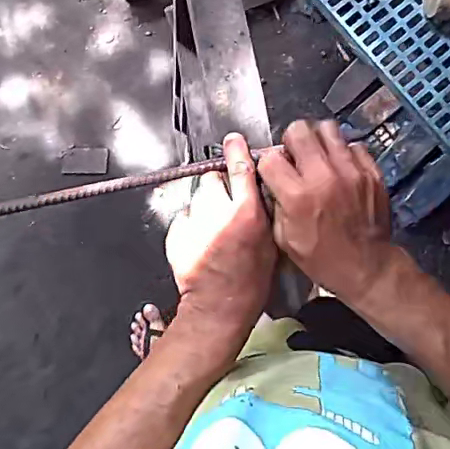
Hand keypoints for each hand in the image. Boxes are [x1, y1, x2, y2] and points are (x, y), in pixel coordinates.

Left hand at [165, 134, 276, 336]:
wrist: (219, 307)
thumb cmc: (250, 282)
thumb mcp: (272, 243)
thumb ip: (265, 211)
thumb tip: (262, 189)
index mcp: (247, 214)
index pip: (241, 167)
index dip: (237, 150)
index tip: (234, 140)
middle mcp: (218, 212)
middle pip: (215, 178)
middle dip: (221, 186)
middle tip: (228, 206)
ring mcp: (194, 222)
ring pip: (198, 196)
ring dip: (206, 204)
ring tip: (214, 226)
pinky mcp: (176, 232)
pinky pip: (185, 216)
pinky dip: (192, 223)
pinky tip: (202, 240)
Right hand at [256, 120, 410, 306]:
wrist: (367, 266)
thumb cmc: (323, 257)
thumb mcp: (284, 238)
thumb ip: (274, 203)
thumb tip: (270, 179)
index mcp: (298, 196)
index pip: (271, 157)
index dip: (268, 163)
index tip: (273, 170)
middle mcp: (324, 177)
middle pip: (299, 130)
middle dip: (291, 141)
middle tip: (295, 156)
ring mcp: (351, 171)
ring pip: (327, 129)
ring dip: (318, 141)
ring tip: (318, 157)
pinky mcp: (371, 172)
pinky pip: (353, 145)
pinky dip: (344, 153)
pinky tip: (341, 168)